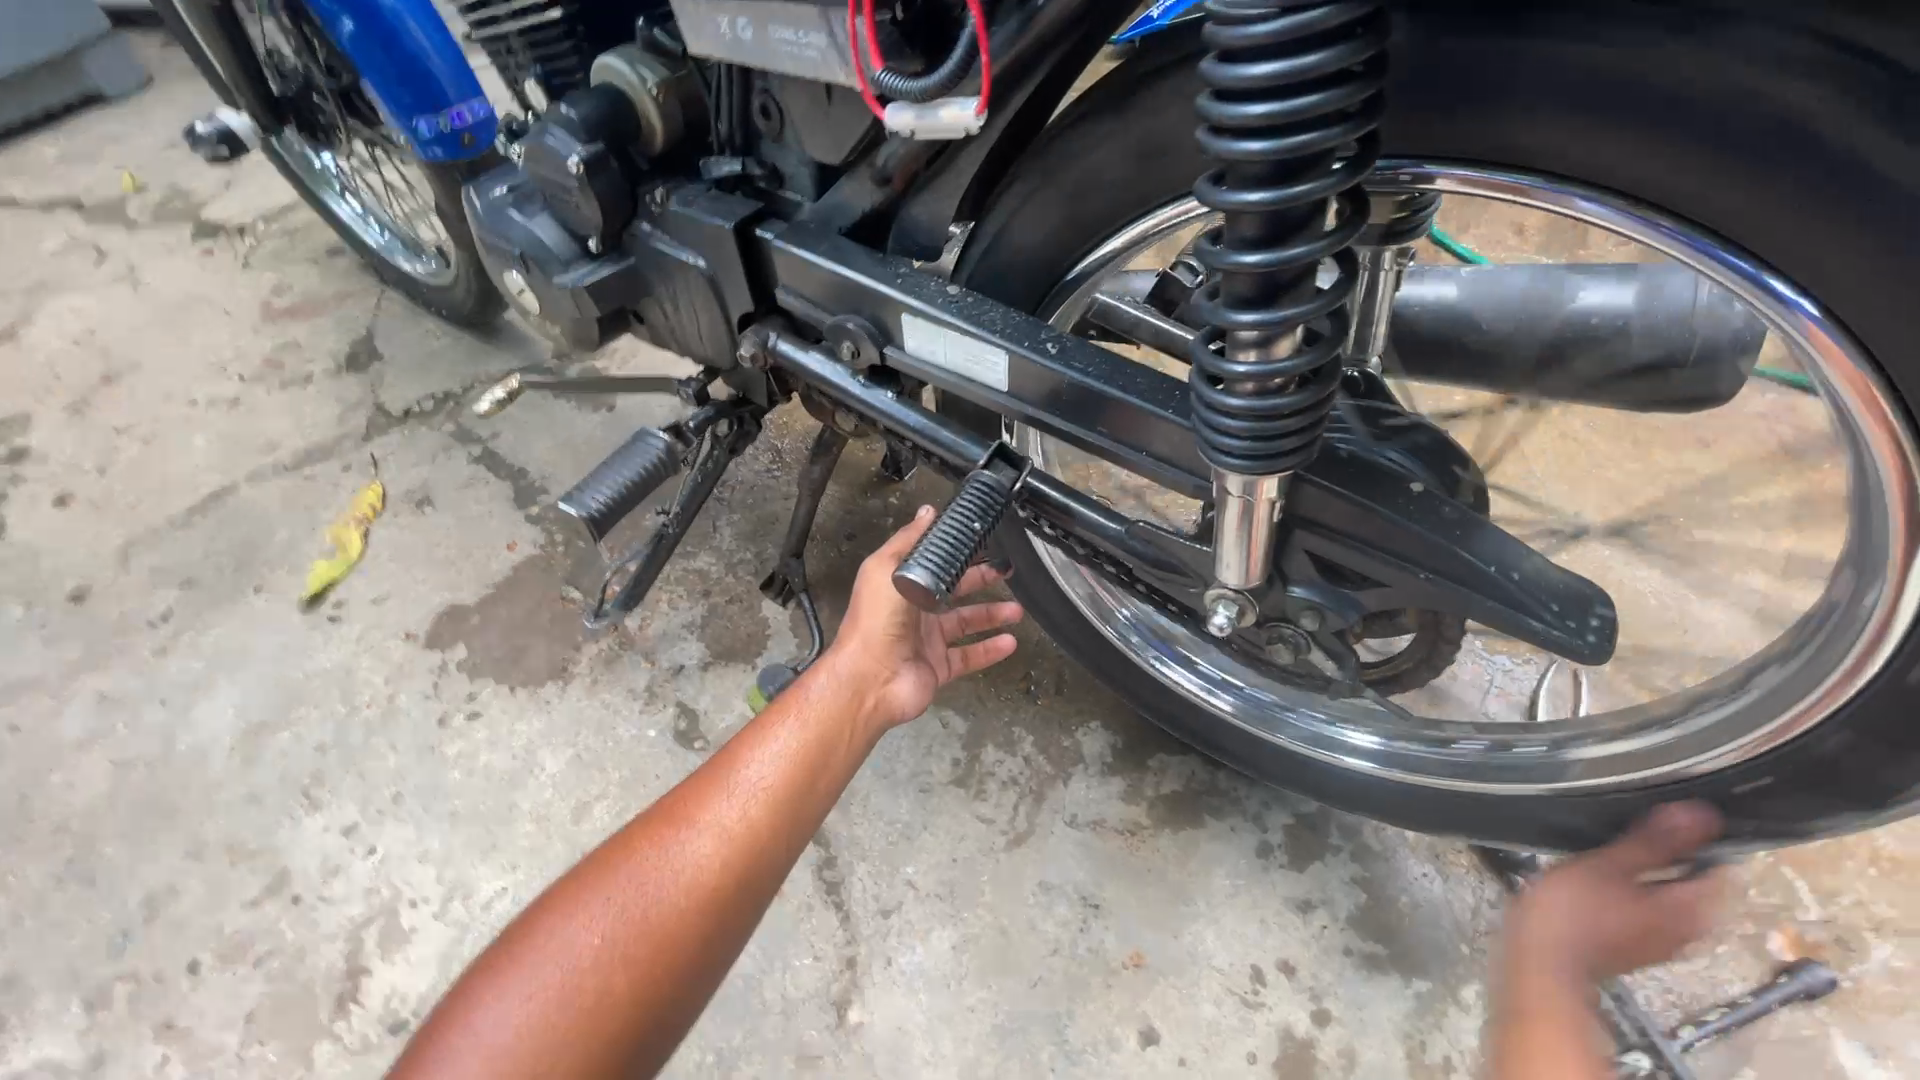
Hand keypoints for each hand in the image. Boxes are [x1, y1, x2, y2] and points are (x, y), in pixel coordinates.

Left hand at [820, 505, 1024, 730]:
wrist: (870, 679)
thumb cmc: (875, 621)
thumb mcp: (886, 568)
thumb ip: (910, 540)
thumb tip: (927, 512)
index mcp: (901, 584)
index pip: (934, 563)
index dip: (957, 553)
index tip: (982, 543)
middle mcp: (914, 610)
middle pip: (954, 590)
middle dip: (980, 579)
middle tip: (1006, 571)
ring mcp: (927, 641)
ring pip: (966, 623)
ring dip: (993, 615)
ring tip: (1017, 610)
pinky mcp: (938, 667)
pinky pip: (969, 656)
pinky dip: (990, 650)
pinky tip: (1010, 642)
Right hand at [1505, 802, 1726, 981]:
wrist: (1541, 961)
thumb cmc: (1572, 910)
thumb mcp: (1607, 866)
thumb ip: (1654, 842)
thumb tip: (1701, 812)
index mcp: (1693, 909)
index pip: (1718, 864)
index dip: (1697, 837)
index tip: (1662, 813)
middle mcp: (1691, 928)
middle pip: (1691, 879)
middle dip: (1667, 853)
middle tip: (1628, 825)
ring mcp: (1665, 940)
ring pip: (1667, 893)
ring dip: (1647, 871)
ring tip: (1609, 846)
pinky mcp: (1638, 944)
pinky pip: (1648, 907)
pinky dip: (1633, 889)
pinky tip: (1601, 877)